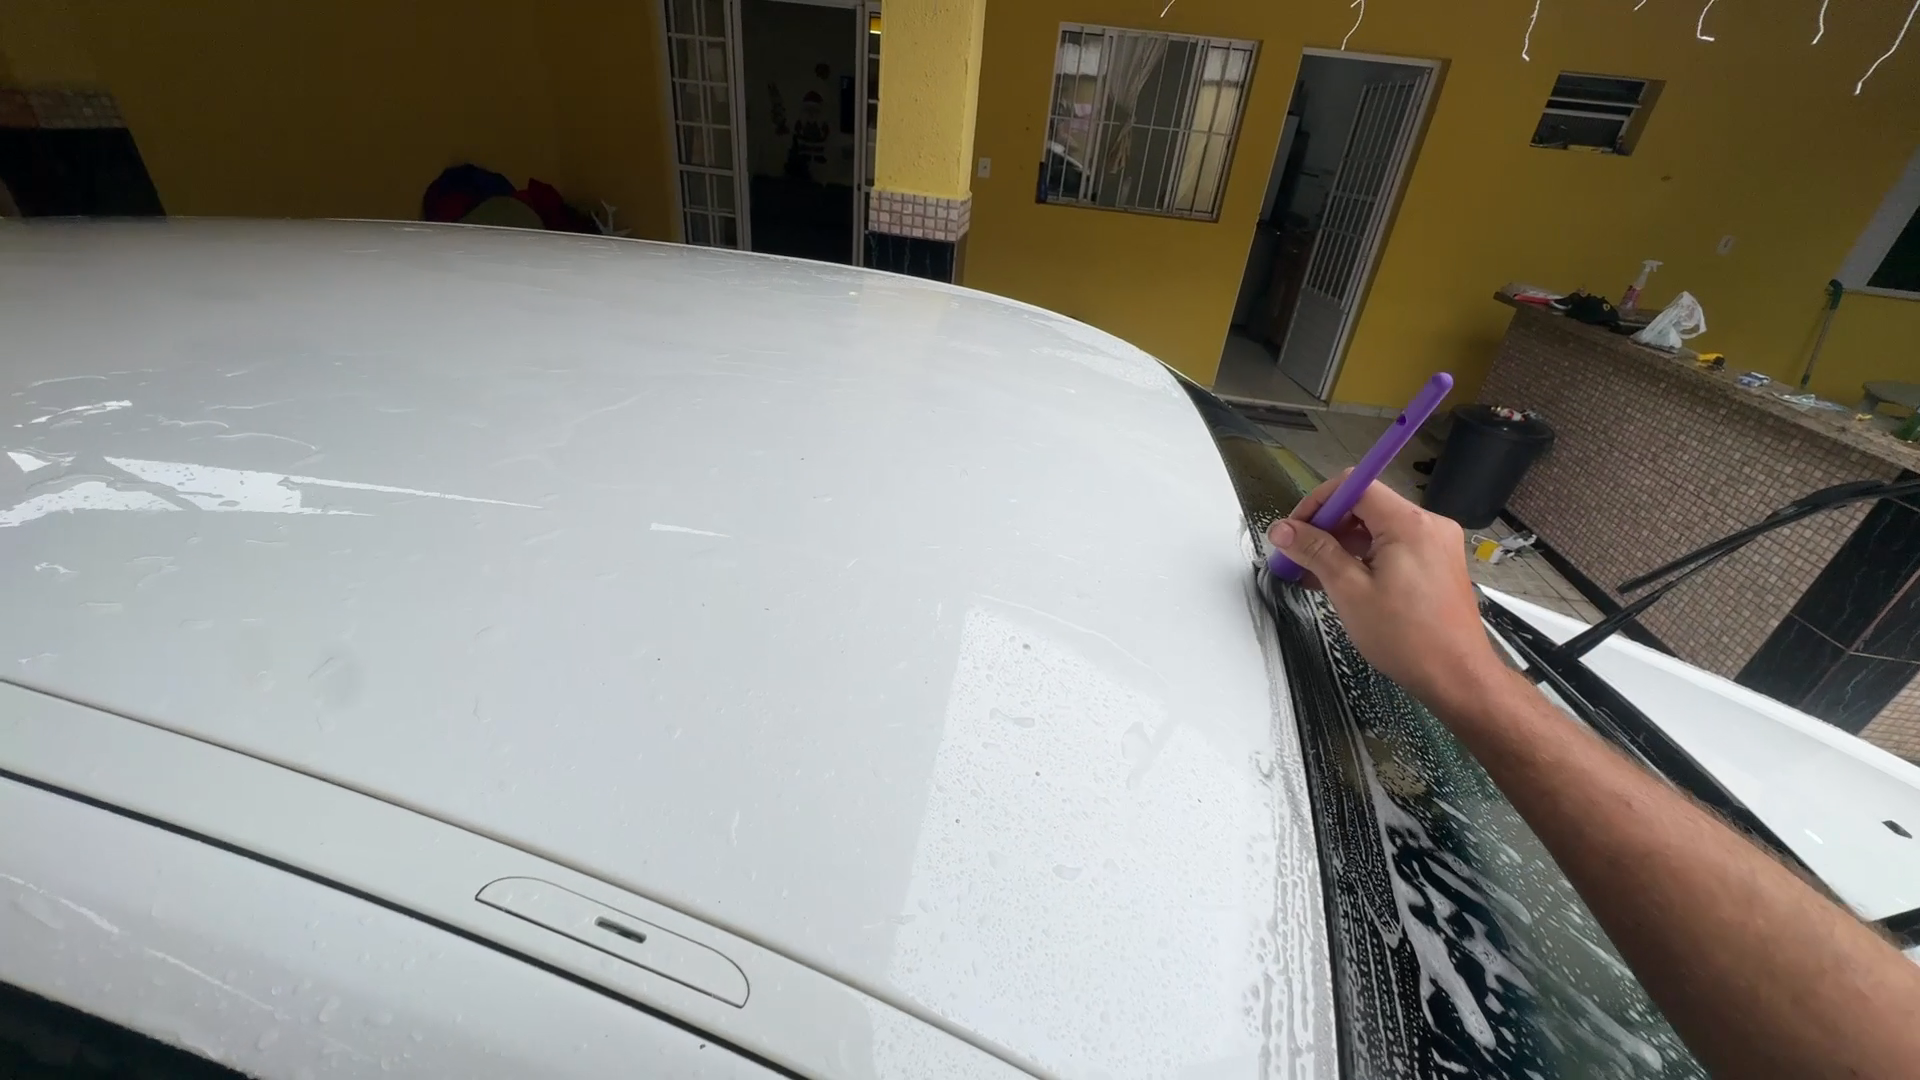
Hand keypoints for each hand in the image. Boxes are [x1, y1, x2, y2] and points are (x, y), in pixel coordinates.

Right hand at [1267, 473, 1506, 713]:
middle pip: (1366, 505)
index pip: (1356, 486)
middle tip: (1298, 555)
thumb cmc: (1404, 636)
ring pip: (1377, 527)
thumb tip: (1280, 529)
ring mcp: (1436, 544)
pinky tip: (1342, 580)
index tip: (1294, 530)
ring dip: (1342, 543)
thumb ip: (1315, 552)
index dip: (1318, 503)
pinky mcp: (1437, 563)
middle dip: (1327, 526)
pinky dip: (1364, 556)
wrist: (1457, 677)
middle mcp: (1428, 525)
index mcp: (1409, 524)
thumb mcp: (1349, 590)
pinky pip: (1392, 545)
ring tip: (1314, 573)